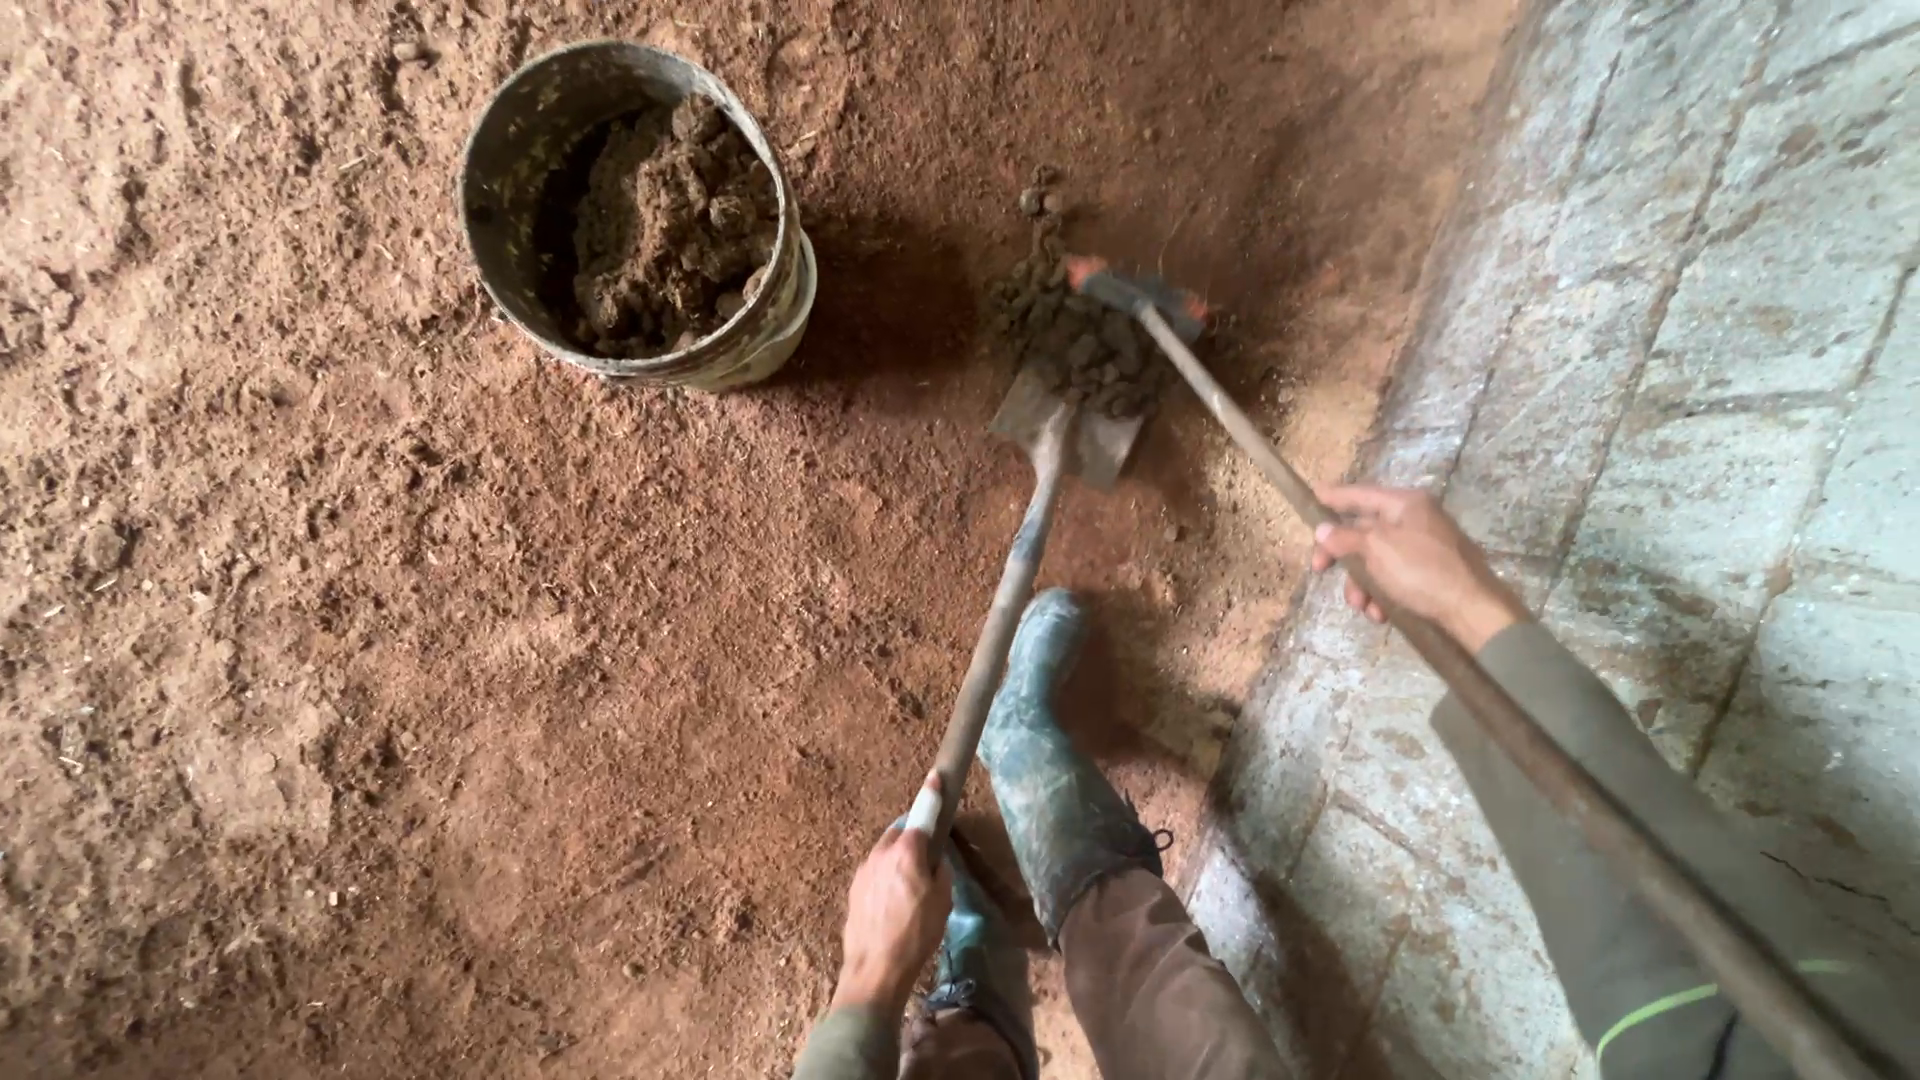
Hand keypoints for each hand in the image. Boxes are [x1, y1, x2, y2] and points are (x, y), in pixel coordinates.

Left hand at [830, 773, 952, 1013]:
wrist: (874, 970)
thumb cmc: (915, 935)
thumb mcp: (943, 902)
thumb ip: (940, 871)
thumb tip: (933, 861)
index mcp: (907, 851)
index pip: (923, 813)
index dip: (932, 793)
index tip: (935, 775)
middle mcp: (882, 852)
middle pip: (901, 831)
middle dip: (913, 836)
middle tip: (926, 858)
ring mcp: (865, 869)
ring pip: (886, 851)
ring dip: (898, 857)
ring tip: (909, 887)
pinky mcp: (854, 887)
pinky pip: (875, 869)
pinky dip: (886, 875)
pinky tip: (893, 901)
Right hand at [1310, 485, 1531, 652]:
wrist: (1474, 610)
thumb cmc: (1422, 571)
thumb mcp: (1377, 549)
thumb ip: (1345, 537)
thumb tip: (1322, 530)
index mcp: (1406, 504)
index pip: (1361, 494)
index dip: (1334, 496)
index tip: (1311, 496)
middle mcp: (1415, 519)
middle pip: (1363, 530)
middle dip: (1342, 555)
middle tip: (1319, 568)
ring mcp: (1423, 546)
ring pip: (1374, 559)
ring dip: (1361, 584)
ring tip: (1362, 605)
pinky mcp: (1429, 572)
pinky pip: (1392, 576)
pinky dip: (1380, 593)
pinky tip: (1381, 613)